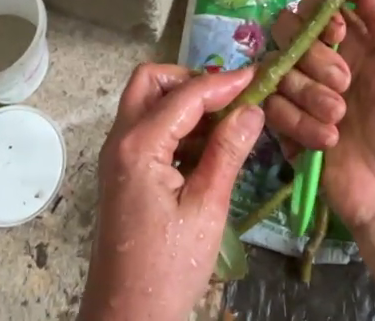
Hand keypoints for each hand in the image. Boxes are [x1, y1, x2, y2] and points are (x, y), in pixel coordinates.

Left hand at [78, 65, 264, 320]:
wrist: (128, 317)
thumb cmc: (168, 267)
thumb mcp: (207, 208)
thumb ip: (228, 153)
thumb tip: (252, 109)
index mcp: (139, 146)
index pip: (184, 95)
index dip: (222, 83)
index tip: (256, 76)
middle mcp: (120, 141)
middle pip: (151, 83)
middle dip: (190, 81)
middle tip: (229, 97)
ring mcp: (118, 156)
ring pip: (147, 103)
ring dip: (183, 102)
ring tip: (226, 121)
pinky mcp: (123, 173)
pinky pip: (147, 129)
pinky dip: (175, 125)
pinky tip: (207, 147)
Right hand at [261, 3, 350, 154]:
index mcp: (352, 40)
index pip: (316, 5)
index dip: (319, 13)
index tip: (338, 32)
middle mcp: (321, 59)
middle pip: (288, 29)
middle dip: (313, 55)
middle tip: (344, 83)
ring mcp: (300, 92)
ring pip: (279, 68)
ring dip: (310, 94)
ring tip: (340, 119)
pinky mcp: (285, 124)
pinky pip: (271, 106)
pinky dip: (299, 123)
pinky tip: (328, 141)